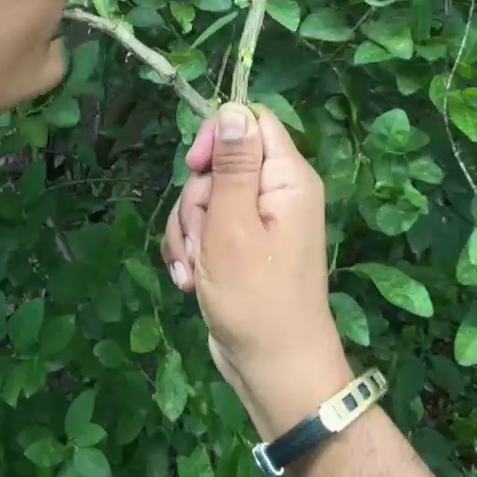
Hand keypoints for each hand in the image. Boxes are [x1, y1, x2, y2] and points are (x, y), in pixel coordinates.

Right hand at [161, 102, 351, 438]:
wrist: (272, 370)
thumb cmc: (255, 297)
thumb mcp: (233, 224)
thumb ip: (232, 164)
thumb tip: (233, 107)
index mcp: (287, 177)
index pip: (251, 121)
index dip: (218, 135)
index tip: (196, 167)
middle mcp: (276, 191)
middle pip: (221, 162)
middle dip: (196, 199)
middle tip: (202, 237)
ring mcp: (257, 220)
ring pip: (205, 197)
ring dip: (189, 231)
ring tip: (194, 268)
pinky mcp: (240, 244)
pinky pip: (205, 227)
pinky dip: (191, 249)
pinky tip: (190, 279)